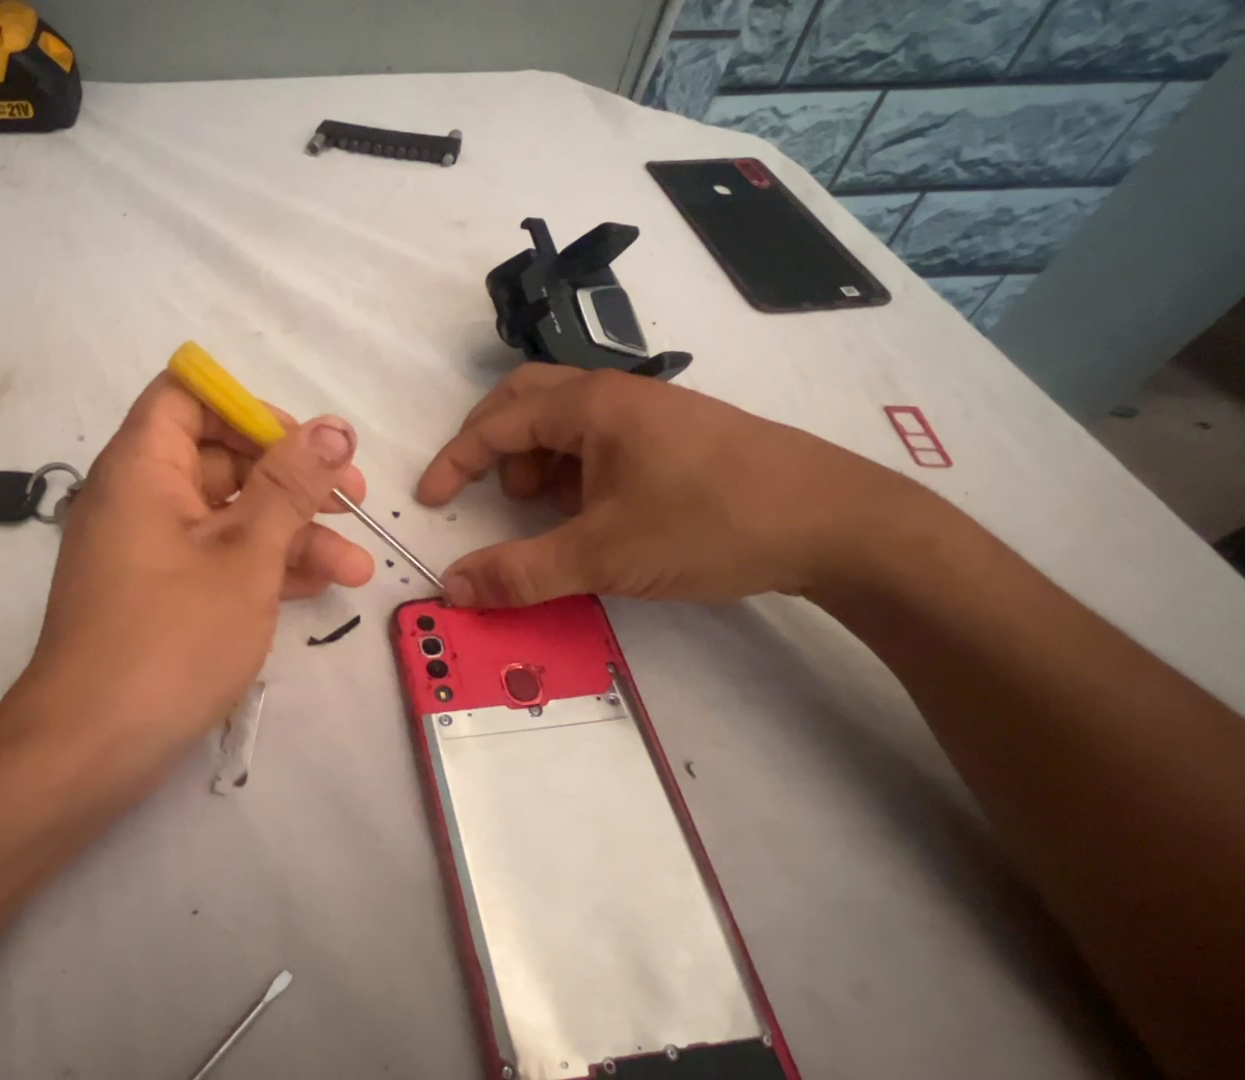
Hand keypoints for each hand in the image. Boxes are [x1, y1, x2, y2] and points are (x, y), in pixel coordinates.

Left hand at [14, 373, 373, 759]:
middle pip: (220, 457)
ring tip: (358, 566)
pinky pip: (215, 559)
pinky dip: (262, 567)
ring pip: (228, 516)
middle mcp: (139, 497)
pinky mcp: (158, 595)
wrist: (91, 747)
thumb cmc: (171, 638)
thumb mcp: (245, 556)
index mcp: (142, 467)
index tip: (306, 444)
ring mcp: (147, 550)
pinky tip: (320, 588)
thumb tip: (334, 427)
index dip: (250, 408)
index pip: (188, 396)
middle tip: (353, 504)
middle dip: (293, 480)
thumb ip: (291, 486)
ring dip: (292, 534)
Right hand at [415, 365, 928, 607]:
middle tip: (490, 492)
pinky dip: (577, 471)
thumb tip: (450, 588)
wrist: (838, 522)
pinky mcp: (679, 437)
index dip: (454, 460)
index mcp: (592, 404)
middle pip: (528, 399)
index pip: (497, 421)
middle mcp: (618, 394)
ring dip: (539, 460)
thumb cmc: (709, 523)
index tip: (429, 500)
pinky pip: (603, 441)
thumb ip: (520, 573)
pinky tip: (597, 514)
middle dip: (495, 445)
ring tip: (550, 513)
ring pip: (568, 421)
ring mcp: (653, 412)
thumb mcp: (603, 555)